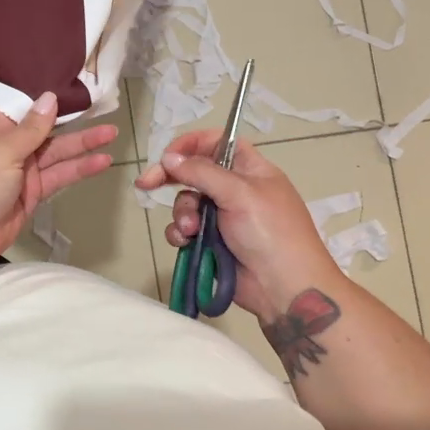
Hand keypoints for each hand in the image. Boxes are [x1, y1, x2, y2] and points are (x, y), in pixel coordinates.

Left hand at [0, 92, 117, 267]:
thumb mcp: (3, 150)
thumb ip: (31, 128)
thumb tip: (50, 97)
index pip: (25, 110)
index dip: (50, 103)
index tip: (78, 91)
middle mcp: (7, 148)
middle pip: (45, 132)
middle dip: (75, 125)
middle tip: (106, 115)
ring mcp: (21, 172)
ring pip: (56, 155)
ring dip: (83, 146)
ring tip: (113, 134)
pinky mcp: (32, 194)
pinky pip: (58, 177)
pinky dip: (79, 170)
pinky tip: (102, 161)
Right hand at [134, 131, 342, 316]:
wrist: (283, 286)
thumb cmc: (271, 231)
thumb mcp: (239, 193)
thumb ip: (201, 172)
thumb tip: (168, 157)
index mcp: (250, 170)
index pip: (216, 143)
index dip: (190, 145)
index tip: (166, 156)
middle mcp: (234, 189)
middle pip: (194, 172)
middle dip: (170, 178)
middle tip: (146, 184)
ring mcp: (222, 216)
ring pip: (186, 202)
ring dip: (182, 213)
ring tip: (190, 230)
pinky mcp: (210, 241)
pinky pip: (184, 229)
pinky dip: (180, 234)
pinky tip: (185, 243)